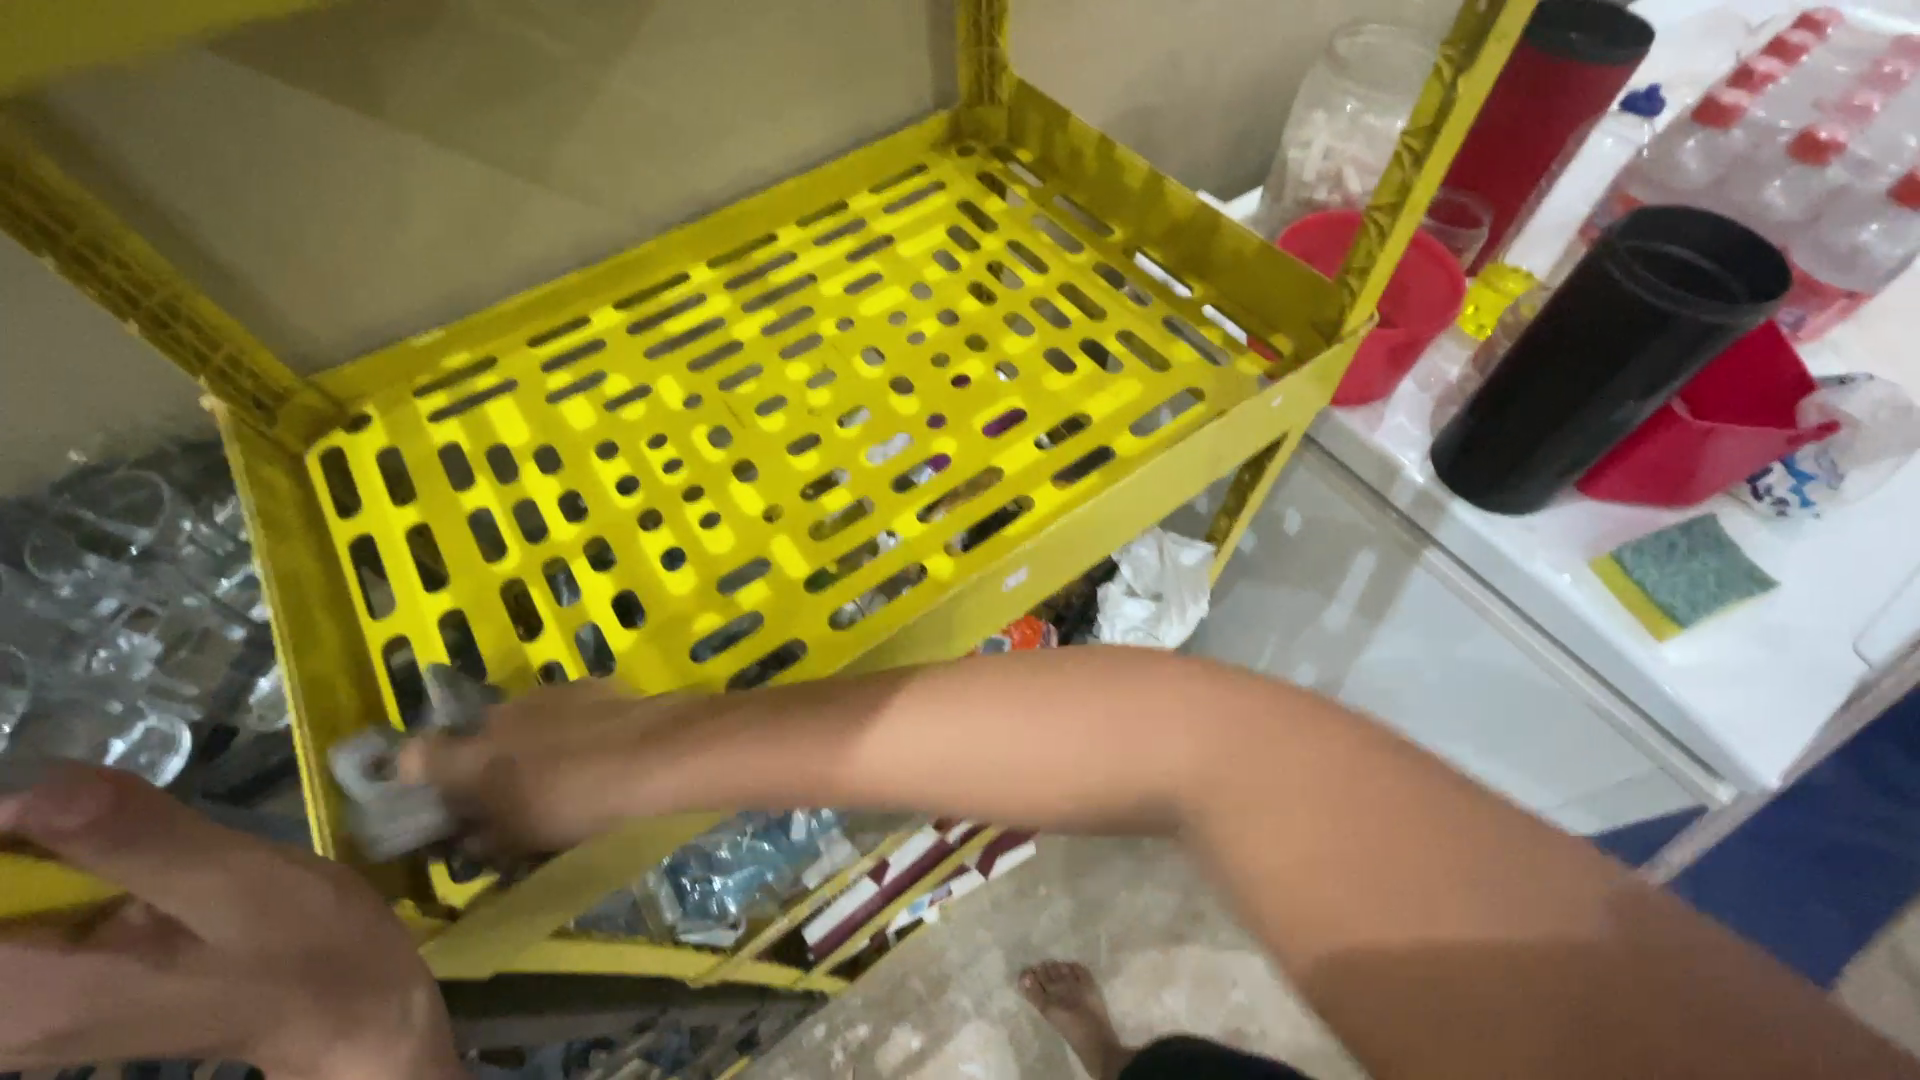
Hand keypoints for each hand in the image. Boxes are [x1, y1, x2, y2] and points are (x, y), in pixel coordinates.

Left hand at [0, 767, 461, 1079]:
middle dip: (45, 847)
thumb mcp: (240, 881)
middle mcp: (0, 1017)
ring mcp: (24, 1014)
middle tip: (138, 827)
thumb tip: (42, 787)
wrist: (348, 1003)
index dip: (16, 831)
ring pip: (15, 907)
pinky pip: (38, 926)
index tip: (96, 805)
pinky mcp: (58, 998)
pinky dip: (80, 882)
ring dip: (67, 862)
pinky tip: (148, 879)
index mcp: (22, 997)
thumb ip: (141, 839)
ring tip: (158, 852)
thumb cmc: (304, 946)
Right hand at [399, 679, 697, 856]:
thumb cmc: (578, 805)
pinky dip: (576, 724)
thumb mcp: (523, 839)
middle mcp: (499, 715)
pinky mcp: (591, 683)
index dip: (422, 777)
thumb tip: (474, 835)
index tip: (445, 798)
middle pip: (478, 736)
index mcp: (470, 757)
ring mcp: (547, 693)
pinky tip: (604, 747)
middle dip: (490, 761)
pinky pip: (569, 708)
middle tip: (517, 793)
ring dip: (535, 740)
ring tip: (568, 770)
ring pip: (526, 719)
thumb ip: (489, 836)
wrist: (654, 753)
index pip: (415, 758)